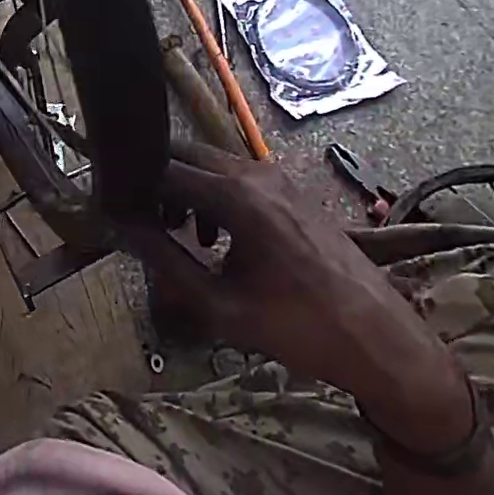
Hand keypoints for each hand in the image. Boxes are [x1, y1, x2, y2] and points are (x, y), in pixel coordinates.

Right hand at [119, 143, 472, 450]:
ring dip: (186, 187)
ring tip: (178, 232)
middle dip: (157, 180)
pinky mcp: (291, 189)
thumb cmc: (299, 327)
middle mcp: (256, 174)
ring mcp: (277, 177)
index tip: (112, 202)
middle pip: (186, 154)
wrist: (381, 340)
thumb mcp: (221, 303)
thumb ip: (166, 262)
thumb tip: (124, 232)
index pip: (164, 170)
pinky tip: (217, 237)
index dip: (132, 184)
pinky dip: (213, 193)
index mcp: (237, 197)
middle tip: (142, 217)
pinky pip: (237, 175)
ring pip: (211, 162)